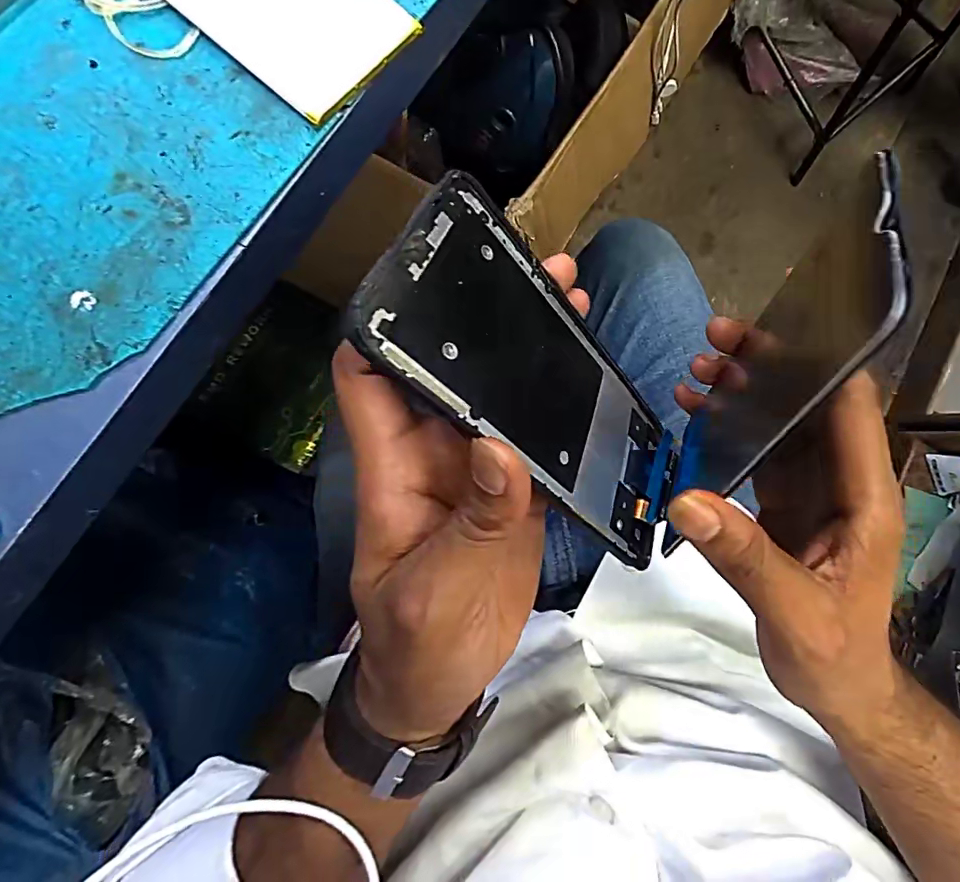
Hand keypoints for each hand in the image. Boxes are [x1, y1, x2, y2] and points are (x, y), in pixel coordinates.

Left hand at [334, 253, 589, 741]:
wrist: (444, 682)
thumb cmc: (417, 638)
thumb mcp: (439, 584)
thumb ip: (476, 519)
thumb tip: (502, 450)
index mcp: (394, 465)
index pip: (371, 377)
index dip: (387, 324)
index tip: (430, 279)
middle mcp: (434, 452)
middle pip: (451, 372)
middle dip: (484, 323)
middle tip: (537, 277)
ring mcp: (478, 468)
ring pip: (500, 397)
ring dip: (530, 355)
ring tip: (573, 303)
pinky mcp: (516, 488)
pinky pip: (537, 436)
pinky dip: (558, 405)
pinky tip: (588, 373)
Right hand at [669, 317, 904, 726]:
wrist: (843, 692)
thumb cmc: (836, 656)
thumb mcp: (793, 611)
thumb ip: (743, 555)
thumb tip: (686, 500)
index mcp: (866, 498)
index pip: (853, 410)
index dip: (821, 363)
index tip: (771, 332)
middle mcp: (843, 483)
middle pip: (812, 404)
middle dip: (767, 366)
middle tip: (717, 340)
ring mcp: (815, 491)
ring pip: (783, 423)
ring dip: (745, 393)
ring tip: (699, 370)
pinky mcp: (788, 504)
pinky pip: (761, 453)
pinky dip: (731, 430)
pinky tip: (697, 416)